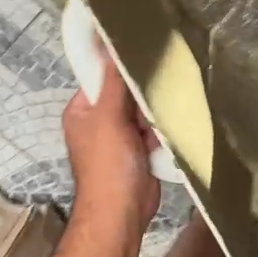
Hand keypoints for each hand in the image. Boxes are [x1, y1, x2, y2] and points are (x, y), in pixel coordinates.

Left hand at [62, 56, 160, 229]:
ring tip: (170, 109)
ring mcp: (120, 138)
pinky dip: (164, 130)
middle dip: (144, 94)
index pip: (102, 75)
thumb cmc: (108, 166)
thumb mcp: (109, 117)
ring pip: (144, 111)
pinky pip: (155, 131)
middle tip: (161, 89)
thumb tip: (111, 42)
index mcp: (82, 110)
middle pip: (126, 92)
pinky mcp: (140, 152)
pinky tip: (174, 127)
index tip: (145, 55)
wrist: (122, 213)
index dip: (121, 67)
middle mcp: (99, 121)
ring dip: (157, 113)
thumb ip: (114, 81)